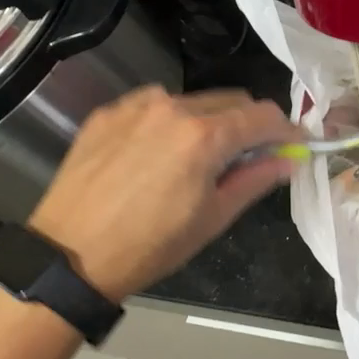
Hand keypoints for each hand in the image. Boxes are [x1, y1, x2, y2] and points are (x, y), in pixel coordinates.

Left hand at [27, 87, 299, 299]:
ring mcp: (138, 106)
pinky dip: (170, 122)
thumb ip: (256, 180)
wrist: (66, 257)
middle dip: (250, 124)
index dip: (286, 130)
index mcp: (206, 135)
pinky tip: (158, 154)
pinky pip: (155, 105)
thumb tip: (289, 159)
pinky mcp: (109, 112)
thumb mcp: (213, 218)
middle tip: (249, 156)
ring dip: (210, 121)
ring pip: (195, 100)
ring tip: (197, 158)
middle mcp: (174, 107)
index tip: (293, 146)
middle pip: (234, 100)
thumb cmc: (149, 246)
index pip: (265, 116)